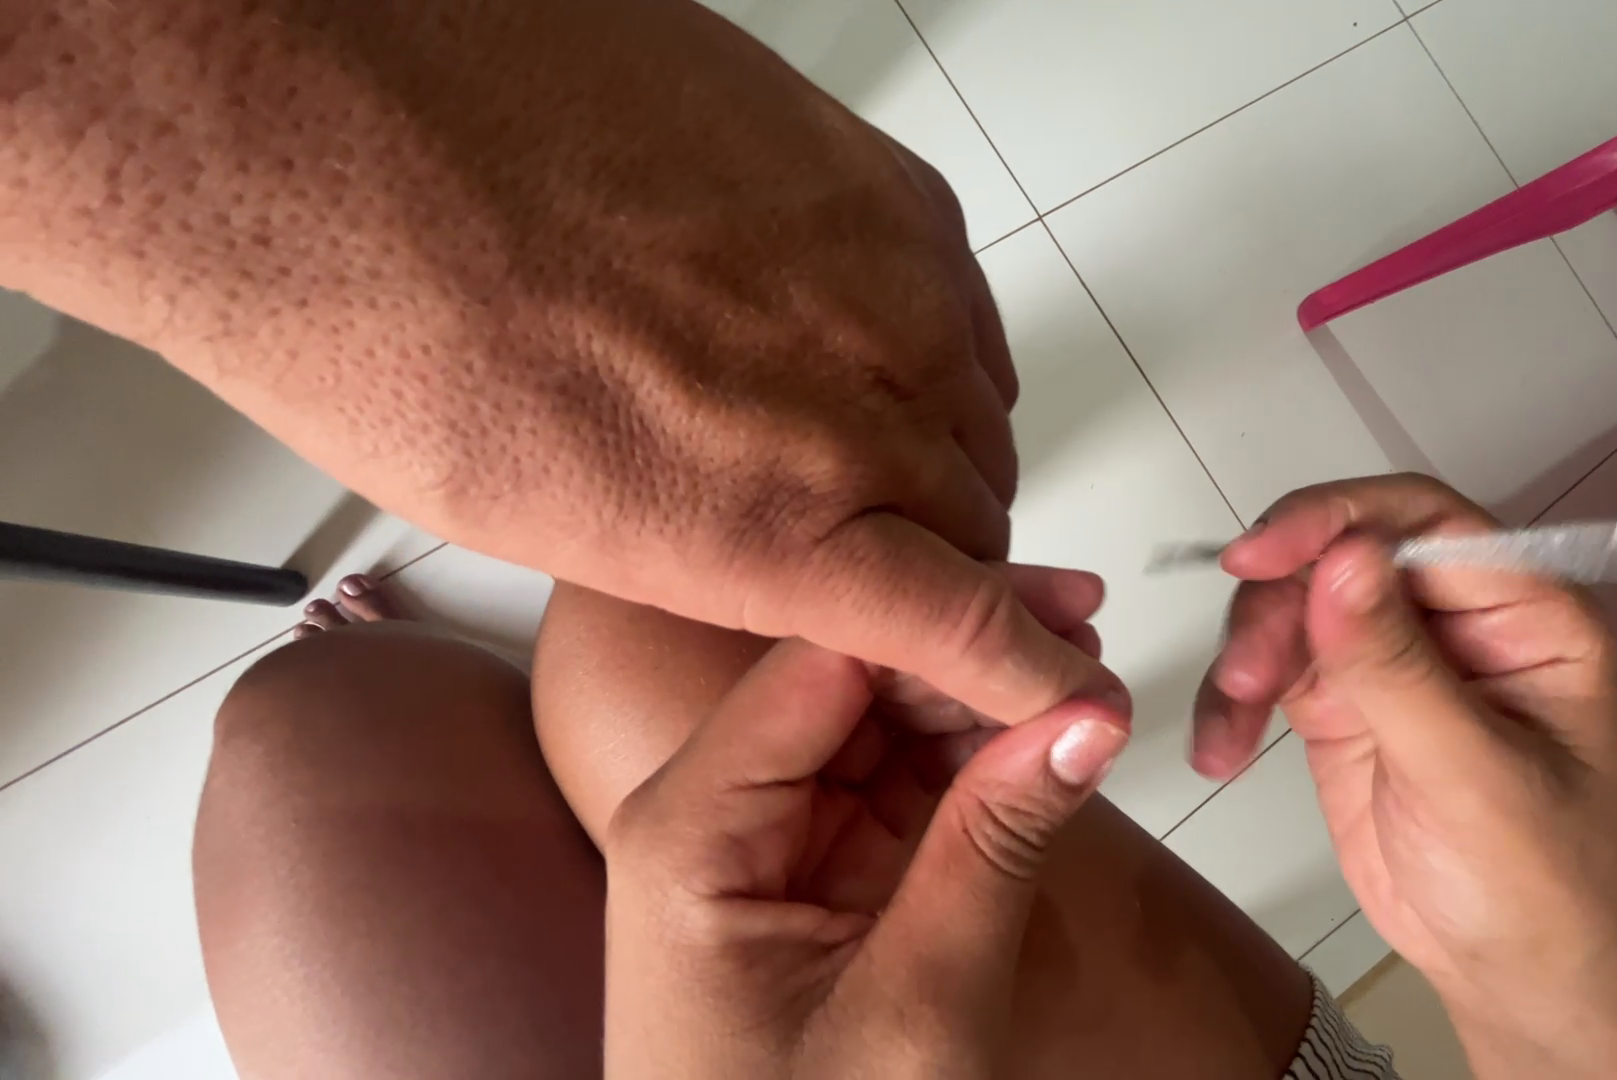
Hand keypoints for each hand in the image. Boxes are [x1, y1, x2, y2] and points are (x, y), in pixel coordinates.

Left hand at [1, 0, 1114, 723]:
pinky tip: (865, 357)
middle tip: (881, 550)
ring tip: (853, 445)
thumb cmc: (418, 341)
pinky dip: (939, 367)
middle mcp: (868, 412)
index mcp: (780, 528)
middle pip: (984, 523)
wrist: (354, 117)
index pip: (976, 624)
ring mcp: (894, 287)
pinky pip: (969, 325)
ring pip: (986, 423)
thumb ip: (752, 566)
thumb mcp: (584, 539)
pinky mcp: (891, 195)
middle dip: (948, 559)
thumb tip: (839, 570)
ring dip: (943, 459)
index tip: (1060, 687)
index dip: (1029, 667)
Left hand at [601, 634, 1128, 1076]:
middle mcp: (717, 800)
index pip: (822, 666)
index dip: (940, 628)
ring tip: (1076, 672)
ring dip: (981, 688)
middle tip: (1078, 627)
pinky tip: (1035, 729)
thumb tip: (1087, 717)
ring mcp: (770, 818)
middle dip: (970, 647)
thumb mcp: (919, 1009)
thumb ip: (997, 844)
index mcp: (692, 826)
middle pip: (852, 670)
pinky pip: (901, 761)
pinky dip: (974, 742)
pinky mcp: (818, 842)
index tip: (1051, 626)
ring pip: (884, 707)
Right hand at [1198, 475, 1616, 1076]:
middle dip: (1273, 613)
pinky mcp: (1329, 695)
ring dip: (1242, 663)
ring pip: (1282, 610)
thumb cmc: (1532, 881)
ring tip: (1226, 735)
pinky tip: (1220, 751)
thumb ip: (1397, 665)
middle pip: (1330, 561)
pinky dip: (1227, 706)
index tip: (1257, 555)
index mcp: (1516, 612)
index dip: (1334, 517)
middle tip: (1243, 679)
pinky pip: (1261, 670)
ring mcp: (1379, 654)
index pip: (1421, 521)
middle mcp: (1442, 617)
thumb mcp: (1470, 773)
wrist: (1498, 969)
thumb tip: (1340, 559)